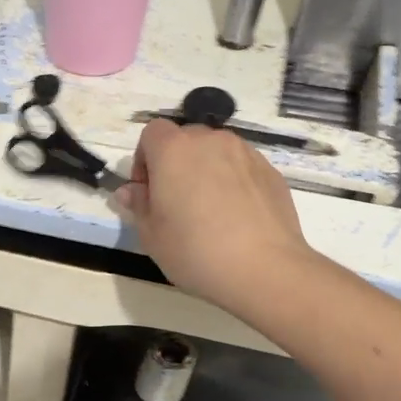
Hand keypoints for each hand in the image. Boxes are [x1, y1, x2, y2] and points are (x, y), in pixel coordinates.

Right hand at [115, 120, 315, 313]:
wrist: (263, 268)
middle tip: (175, 204)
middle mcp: (211, 141)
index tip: (147, 192)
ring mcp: (245, 153)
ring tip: (208, 212)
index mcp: (174, 151)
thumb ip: (138, 205)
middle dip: (175, 163)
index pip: (152, 132)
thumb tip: (131, 190)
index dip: (144, 159)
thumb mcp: (151, 235)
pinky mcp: (270, 171)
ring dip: (205, 171)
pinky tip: (235, 219)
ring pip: (216, 152)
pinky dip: (232, 183)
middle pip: (185, 139)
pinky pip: (241, 168)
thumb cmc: (194, 251)